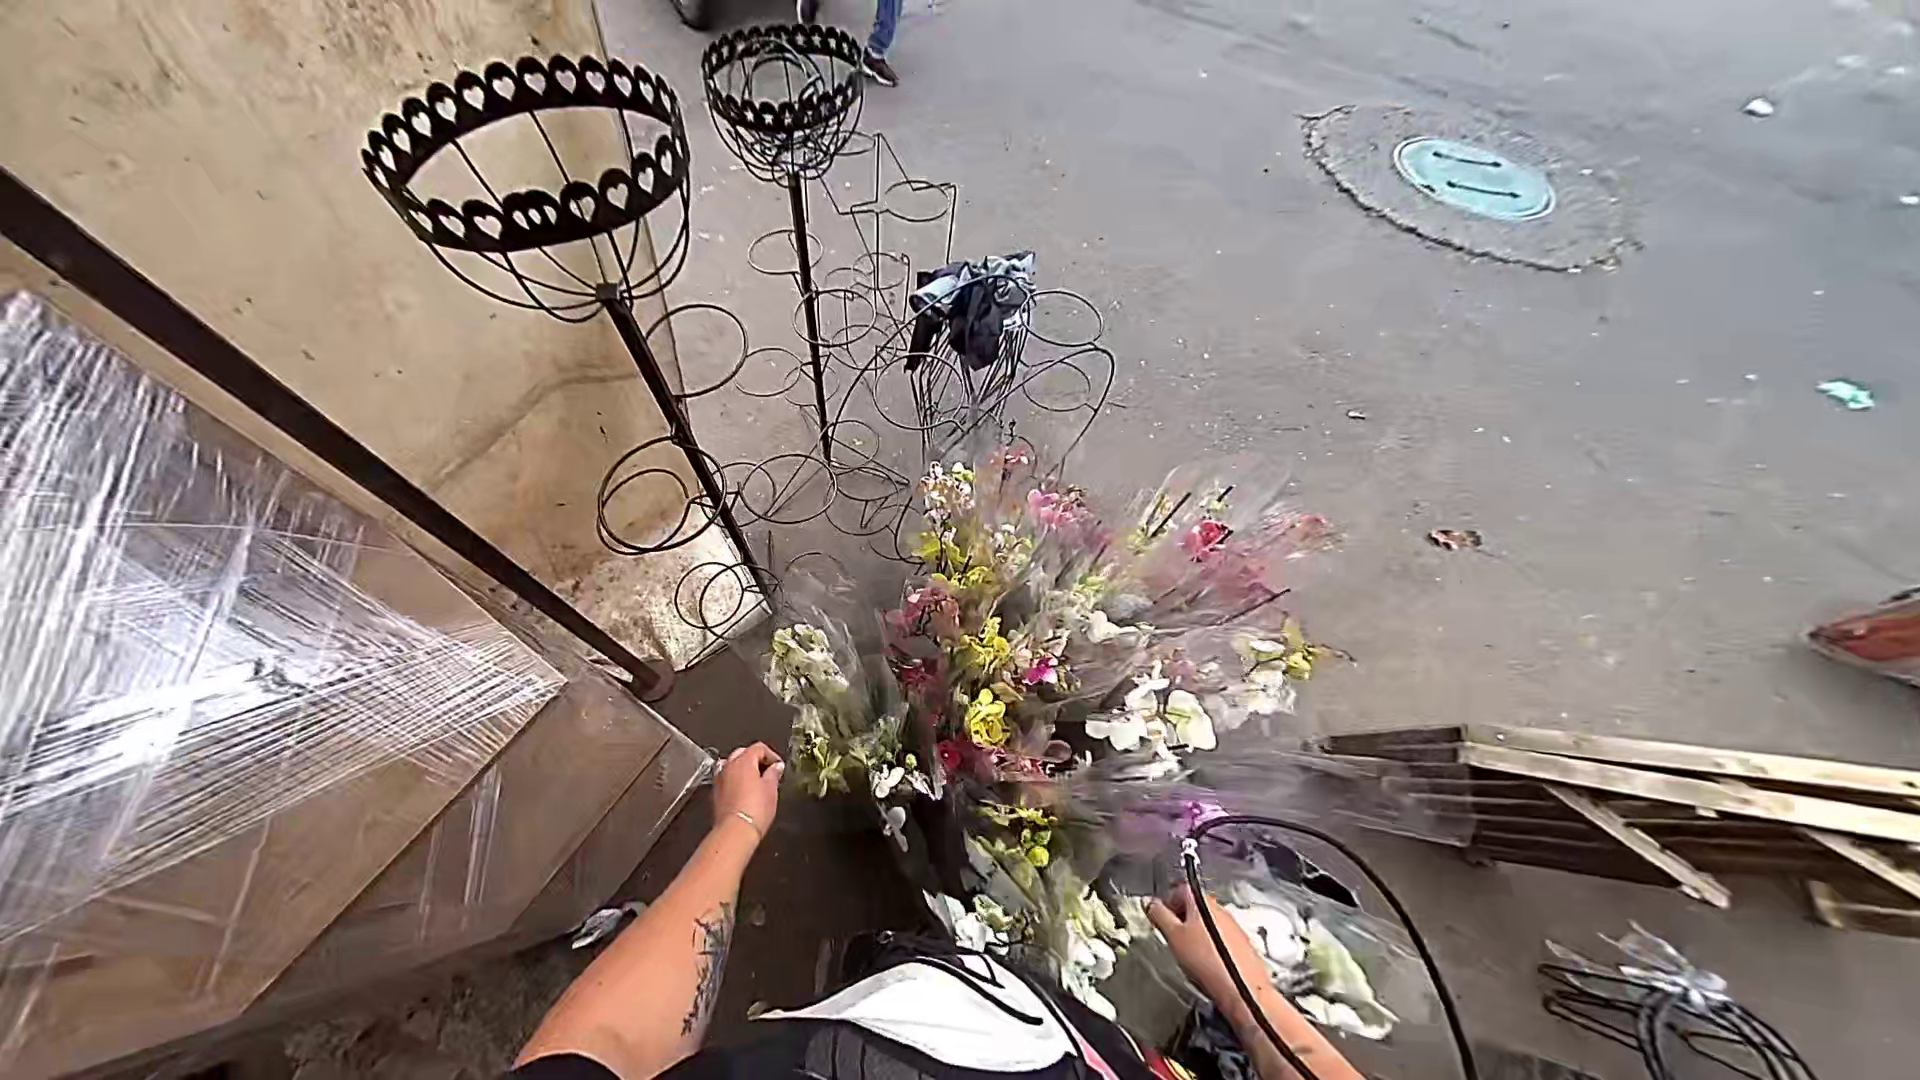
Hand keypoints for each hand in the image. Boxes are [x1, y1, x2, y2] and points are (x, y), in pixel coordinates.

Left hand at [712, 743, 783, 843]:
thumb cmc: (754, 809)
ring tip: (756, 781)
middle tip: (768, 771)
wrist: (735, 832)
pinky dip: (735, 781)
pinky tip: (745, 792)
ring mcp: (719, 781)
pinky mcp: (715, 795)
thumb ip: (774, 774)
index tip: (778, 766)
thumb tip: (776, 768)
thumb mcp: (771, 788)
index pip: (758, 748)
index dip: (771, 755)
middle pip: (743, 754)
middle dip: (756, 759)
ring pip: (732, 766)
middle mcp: (728, 767)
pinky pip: (726, 780)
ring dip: (743, 770)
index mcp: (743, 761)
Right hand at [1149, 884, 1269, 1005]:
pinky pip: (1224, 942)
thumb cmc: (1209, 964)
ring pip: (1210, 924)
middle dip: (1182, 919)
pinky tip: (1209, 965)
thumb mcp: (1173, 936)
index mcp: (1201, 901)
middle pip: (1196, 906)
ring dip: (1198, 934)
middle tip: (1173, 936)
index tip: (1161, 915)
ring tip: (1191, 954)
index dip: (1168, 901)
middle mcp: (1220, 911)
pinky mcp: (1246, 949)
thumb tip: (1150, 903)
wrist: (1244, 993)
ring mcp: (1235, 929)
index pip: (1180, 888)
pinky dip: (1214, 949)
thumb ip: (1159, 915)